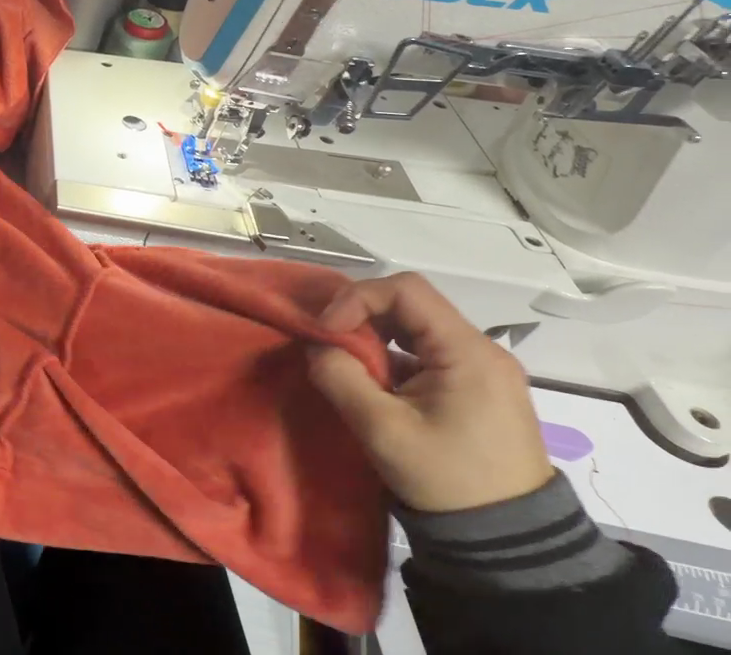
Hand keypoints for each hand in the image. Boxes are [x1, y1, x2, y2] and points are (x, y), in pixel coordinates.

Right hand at [307, 272, 553, 513]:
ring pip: (414, 326)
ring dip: (372, 337)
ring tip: (346, 366)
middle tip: (328, 344)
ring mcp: (481, 369)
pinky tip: (371, 384)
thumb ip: (340, 376)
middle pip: (409, 303)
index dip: (357, 298)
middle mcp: (481, 350)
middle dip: (360, 316)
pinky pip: (423, 351)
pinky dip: (389, 356)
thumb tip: (318, 346)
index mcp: (468, 352)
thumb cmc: (447, 478)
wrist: (510, 537)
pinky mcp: (474, 387)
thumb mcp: (381, 429)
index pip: (405, 290)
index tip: (326, 329)